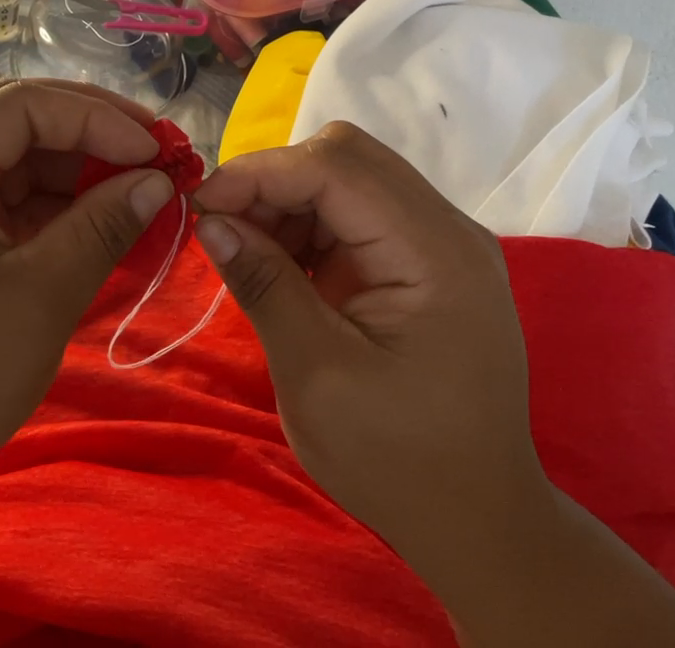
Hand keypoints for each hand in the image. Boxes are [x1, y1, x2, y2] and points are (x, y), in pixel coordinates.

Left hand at [0, 78, 178, 498]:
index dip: (95, 117)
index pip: (19, 106)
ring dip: (64, 170)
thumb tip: (157, 180)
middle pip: (5, 122)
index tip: (155, 150)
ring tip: (128, 193)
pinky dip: (37, 206)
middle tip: (149, 158)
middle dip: (82, 133)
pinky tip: (85, 222)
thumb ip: (102, 224)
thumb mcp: (42, 296)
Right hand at [190, 122, 545, 546]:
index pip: (337, 168)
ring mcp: (440, 244)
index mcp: (435, 255)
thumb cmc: (396, 459)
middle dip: (271, 181)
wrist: (475, 518)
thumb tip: (208, 219)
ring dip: (285, 202)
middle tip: (220, 228)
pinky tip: (280, 266)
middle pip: (346, 157)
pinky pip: (355, 214)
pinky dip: (305, 226)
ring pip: (346, 177)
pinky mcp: (423, 262)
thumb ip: (264, 285)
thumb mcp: (316, 375)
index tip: (199, 208)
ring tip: (246, 253)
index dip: (259, 173)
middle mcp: (448, 231)